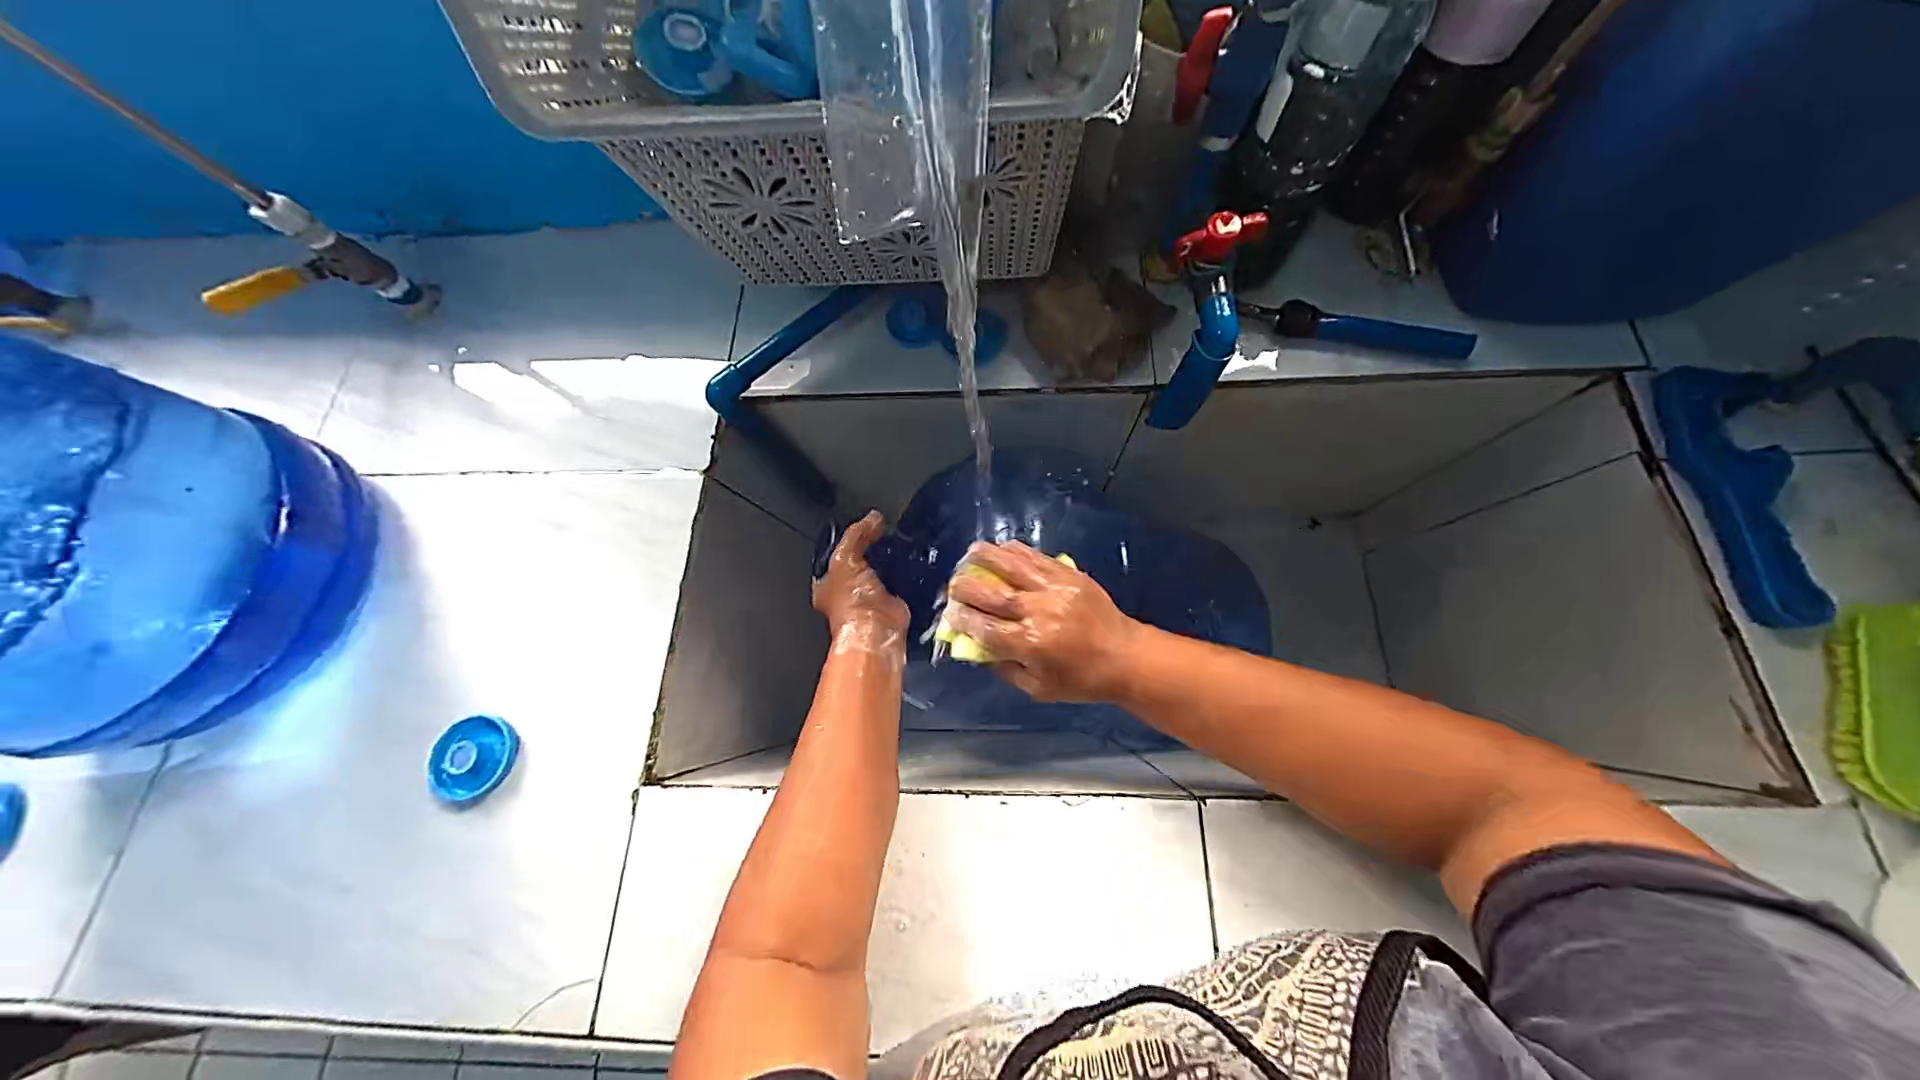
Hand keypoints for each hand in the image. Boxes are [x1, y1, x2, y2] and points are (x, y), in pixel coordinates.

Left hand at [812, 511, 909, 637]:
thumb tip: (872, 518)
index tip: (868, 525)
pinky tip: (912, 563)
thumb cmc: (851, 604)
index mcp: (828, 583)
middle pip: (863, 560)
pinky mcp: (894, 603)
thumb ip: (856, 534)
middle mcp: (849, 592)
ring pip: (883, 570)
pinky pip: (902, 581)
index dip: (852, 537)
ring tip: (900, 546)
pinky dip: (908, 573)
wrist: (877, 632)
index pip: (839, 553)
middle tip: (885, 535)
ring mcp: (872, 598)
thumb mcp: (845, 557)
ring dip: (893, 561)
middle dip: (875, 548)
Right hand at [944, 540, 1143, 702]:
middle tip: (953, 586)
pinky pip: (1034, 557)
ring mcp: (1054, 588)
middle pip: (990, 593)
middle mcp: (1038, 612)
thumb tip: (977, 647)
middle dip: (964, 587)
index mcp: (1030, 644)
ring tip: (968, 556)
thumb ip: (1005, 668)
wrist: (1125, 656)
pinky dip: (1013, 551)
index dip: (961, 618)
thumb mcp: (1038, 688)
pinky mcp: (1068, 574)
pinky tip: (999, 550)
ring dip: (983, 558)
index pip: (984, 627)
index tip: (950, 614)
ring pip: (1010, 565)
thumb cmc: (1081, 680)